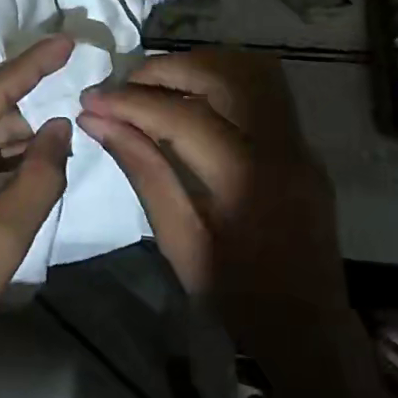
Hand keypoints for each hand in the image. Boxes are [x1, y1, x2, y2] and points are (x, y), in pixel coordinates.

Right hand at [77, 49, 342, 312]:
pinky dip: (218, 80)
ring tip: (155, 87)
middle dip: (165, 69)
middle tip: (123, 87)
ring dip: (196, 66)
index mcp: (247, 182)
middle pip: (223, 75)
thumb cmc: (236, 295)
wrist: (309, 330)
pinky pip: (261, 90)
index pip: (182, 118)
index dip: (129, 102)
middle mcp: (282, 149)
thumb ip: (142, 171)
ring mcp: (300, 144)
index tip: (89, 99)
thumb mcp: (178, 241)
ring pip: (250, 70)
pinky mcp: (303, 145)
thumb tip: (96, 120)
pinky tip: (189, 101)